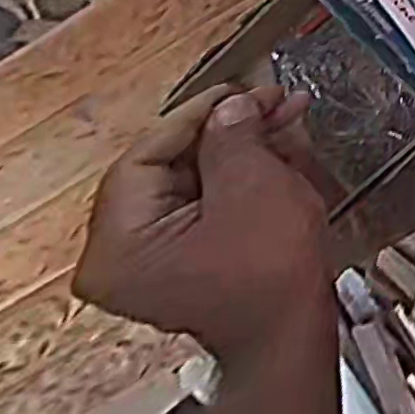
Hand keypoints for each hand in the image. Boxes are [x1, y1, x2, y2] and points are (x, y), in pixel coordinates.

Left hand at [73, 84, 332, 360]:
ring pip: (201, 176)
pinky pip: (215, 196)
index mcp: (121, 244)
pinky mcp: (195, 251)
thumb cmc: (269, 265)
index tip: (236, 91)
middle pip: (173, 165)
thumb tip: (230, 106)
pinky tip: (283, 142)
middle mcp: (127, 251)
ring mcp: (162, 253)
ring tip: (289, 111)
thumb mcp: (253, 187)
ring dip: (247, 141)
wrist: (294, 324)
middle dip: (230, 127)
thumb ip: (233, 138)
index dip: (192, 117)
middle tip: (272, 98)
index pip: (143, 158)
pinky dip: (249, 167)